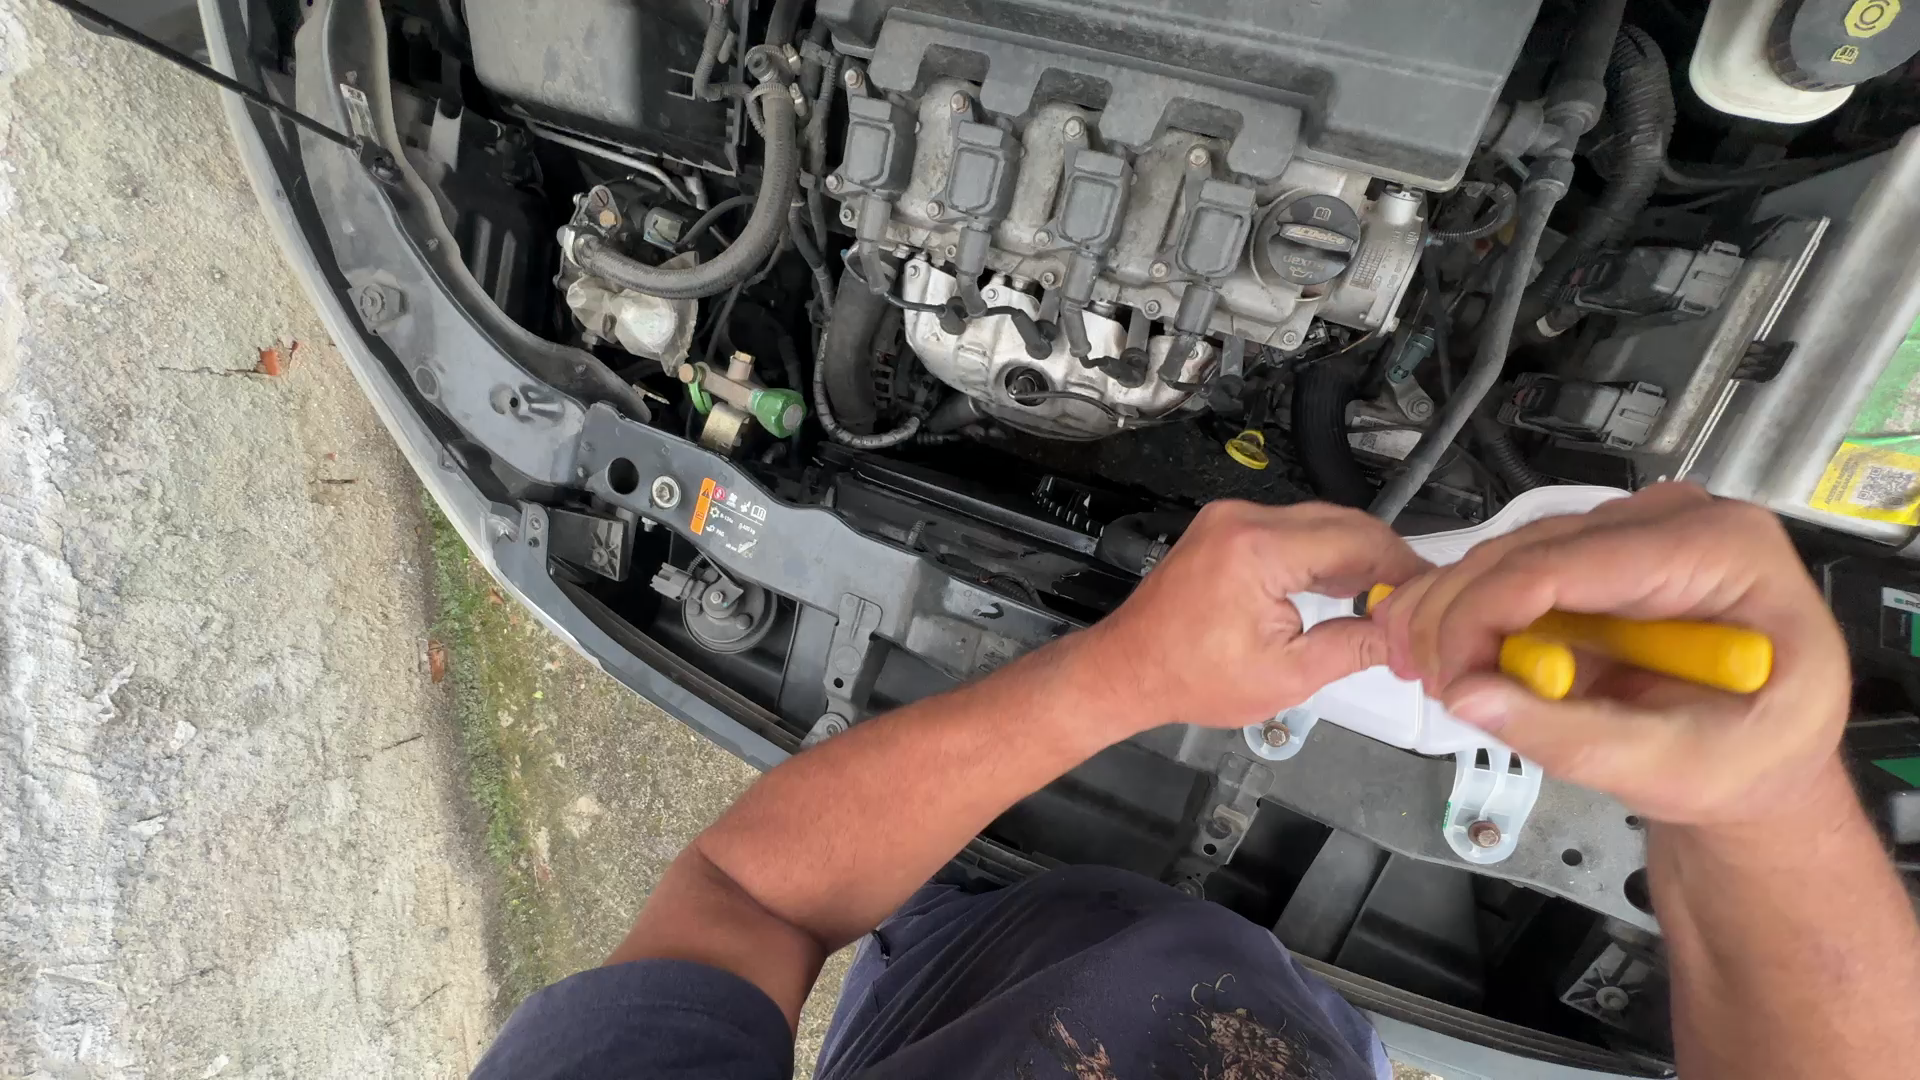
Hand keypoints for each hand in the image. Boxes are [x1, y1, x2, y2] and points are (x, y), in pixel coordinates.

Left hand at [1078, 500, 1426, 732]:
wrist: (1129, 668)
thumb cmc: (1188, 676)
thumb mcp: (1287, 674)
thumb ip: (1355, 646)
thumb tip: (1403, 634)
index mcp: (1256, 549)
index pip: (1359, 540)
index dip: (1403, 569)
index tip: (1428, 596)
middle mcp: (1239, 521)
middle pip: (1340, 523)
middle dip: (1382, 561)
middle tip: (1410, 604)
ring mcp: (1226, 520)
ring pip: (1316, 523)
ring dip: (1351, 556)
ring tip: (1378, 601)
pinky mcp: (1220, 530)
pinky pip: (1287, 530)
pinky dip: (1317, 554)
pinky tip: (1335, 586)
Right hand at [1373, 483, 1850, 826]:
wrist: (1755, 755)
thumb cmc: (1741, 763)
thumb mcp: (1671, 767)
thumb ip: (1569, 735)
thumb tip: (1462, 698)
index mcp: (1715, 551)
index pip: (1553, 565)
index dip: (1478, 620)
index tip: (1449, 687)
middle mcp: (1662, 519)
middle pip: (1511, 557)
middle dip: (1452, 624)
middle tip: (1435, 689)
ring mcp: (1617, 527)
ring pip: (1487, 560)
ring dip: (1442, 618)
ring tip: (1434, 677)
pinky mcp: (1580, 547)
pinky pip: (1491, 568)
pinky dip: (1451, 610)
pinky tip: (1438, 651)